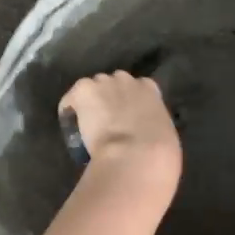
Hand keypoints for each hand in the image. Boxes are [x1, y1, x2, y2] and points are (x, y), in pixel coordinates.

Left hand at [59, 72, 181, 188]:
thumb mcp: (165, 133)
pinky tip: (71, 127)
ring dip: (90, 103)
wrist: (137, 155)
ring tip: (87, 125)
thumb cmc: (159, 153)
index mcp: (149, 89)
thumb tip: (143, 130)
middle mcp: (125, 79)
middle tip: (107, 120)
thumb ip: (152, 123)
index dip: (130, 101)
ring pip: (92, 89)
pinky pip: (71, 99)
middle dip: (109, 98)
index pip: (138, 86)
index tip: (127, 116)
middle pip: (112, 83)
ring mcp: (102, 82)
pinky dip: (69, 111)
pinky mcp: (83, 90)